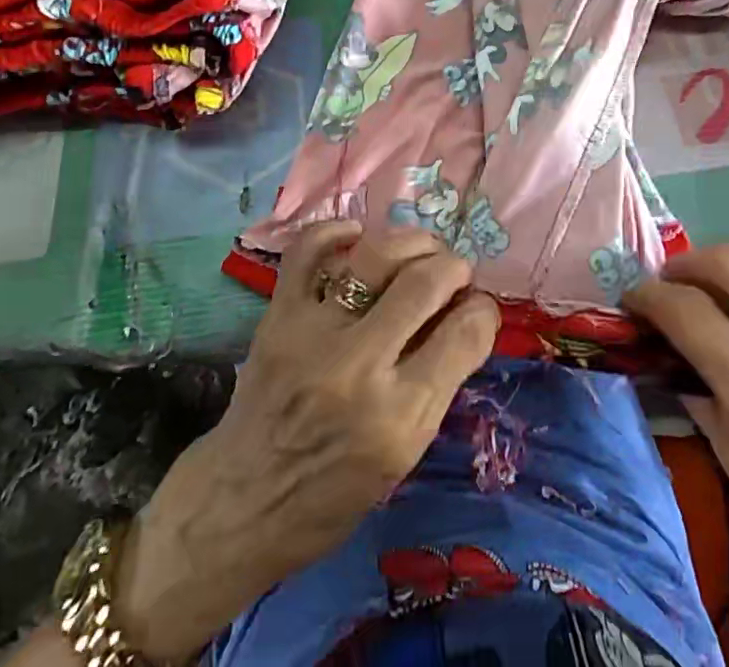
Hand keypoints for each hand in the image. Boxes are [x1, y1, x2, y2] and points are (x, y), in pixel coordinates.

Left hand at [112, 224, 498, 659]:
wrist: (245, 497)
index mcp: (400, 416)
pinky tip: (356, 236)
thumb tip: (462, 320)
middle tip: (455, 271)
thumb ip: (434, 386)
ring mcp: (313, 333)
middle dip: (453, 267)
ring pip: (373, 257)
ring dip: (410, 242)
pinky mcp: (278, 316)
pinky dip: (334, 232)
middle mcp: (360, 366)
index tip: (480, 306)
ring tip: (420, 248)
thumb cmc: (332, 493)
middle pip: (424, 283)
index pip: (463, 335)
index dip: (483, 310)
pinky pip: (306, 252)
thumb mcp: (403, 455)